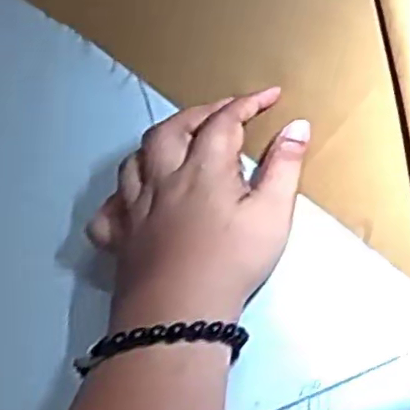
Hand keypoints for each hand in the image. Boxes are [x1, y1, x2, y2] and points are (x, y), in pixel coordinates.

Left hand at [87, 88, 308, 329]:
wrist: (178, 313)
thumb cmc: (236, 257)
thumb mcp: (275, 209)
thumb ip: (285, 164)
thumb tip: (296, 125)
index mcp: (204, 171)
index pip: (223, 123)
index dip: (247, 103)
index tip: (271, 95)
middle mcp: (163, 181)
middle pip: (170, 131)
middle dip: (201, 113)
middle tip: (228, 110)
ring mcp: (134, 210)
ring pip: (135, 160)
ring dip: (162, 140)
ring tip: (186, 139)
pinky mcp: (118, 238)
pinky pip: (112, 204)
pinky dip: (128, 189)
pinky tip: (142, 194)